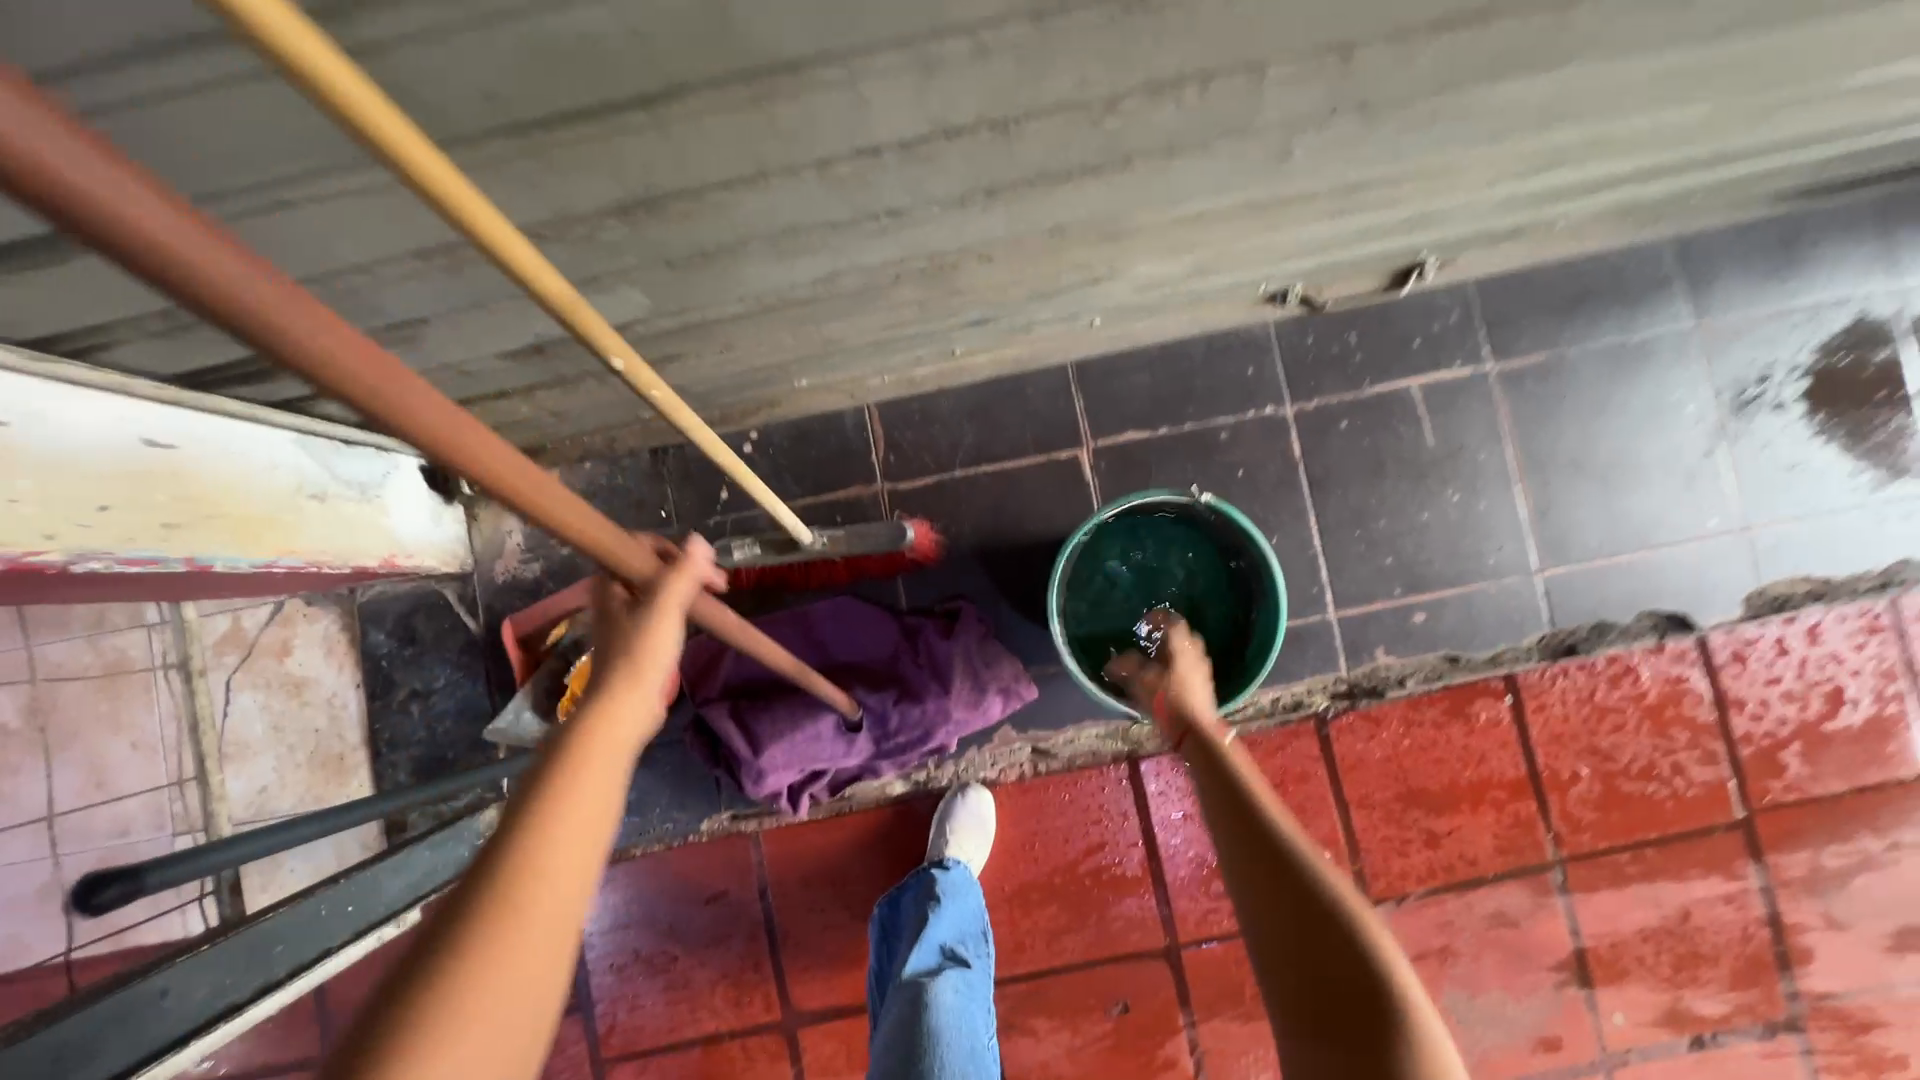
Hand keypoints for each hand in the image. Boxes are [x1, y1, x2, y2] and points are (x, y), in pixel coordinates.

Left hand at [584, 533, 726, 728]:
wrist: (625, 706)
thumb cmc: (641, 652)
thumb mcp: (665, 606)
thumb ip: (683, 572)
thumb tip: (699, 541)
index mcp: (610, 581)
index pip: (640, 545)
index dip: (674, 549)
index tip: (702, 566)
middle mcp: (613, 594)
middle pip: (652, 567)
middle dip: (687, 569)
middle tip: (719, 584)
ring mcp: (624, 618)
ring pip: (659, 589)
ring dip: (688, 588)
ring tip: (714, 599)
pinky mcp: (637, 639)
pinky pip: (661, 611)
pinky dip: (682, 608)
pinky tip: (698, 618)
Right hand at [1103, 616, 1219, 738]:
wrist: (1196, 732)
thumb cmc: (1169, 702)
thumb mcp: (1141, 681)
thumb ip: (1127, 666)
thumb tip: (1112, 662)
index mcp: (1182, 647)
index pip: (1173, 621)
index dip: (1158, 617)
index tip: (1143, 623)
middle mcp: (1196, 654)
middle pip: (1184, 635)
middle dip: (1168, 635)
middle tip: (1151, 641)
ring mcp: (1204, 669)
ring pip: (1189, 651)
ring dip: (1174, 651)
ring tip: (1157, 661)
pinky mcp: (1206, 685)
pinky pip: (1192, 666)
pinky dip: (1180, 665)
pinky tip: (1167, 678)